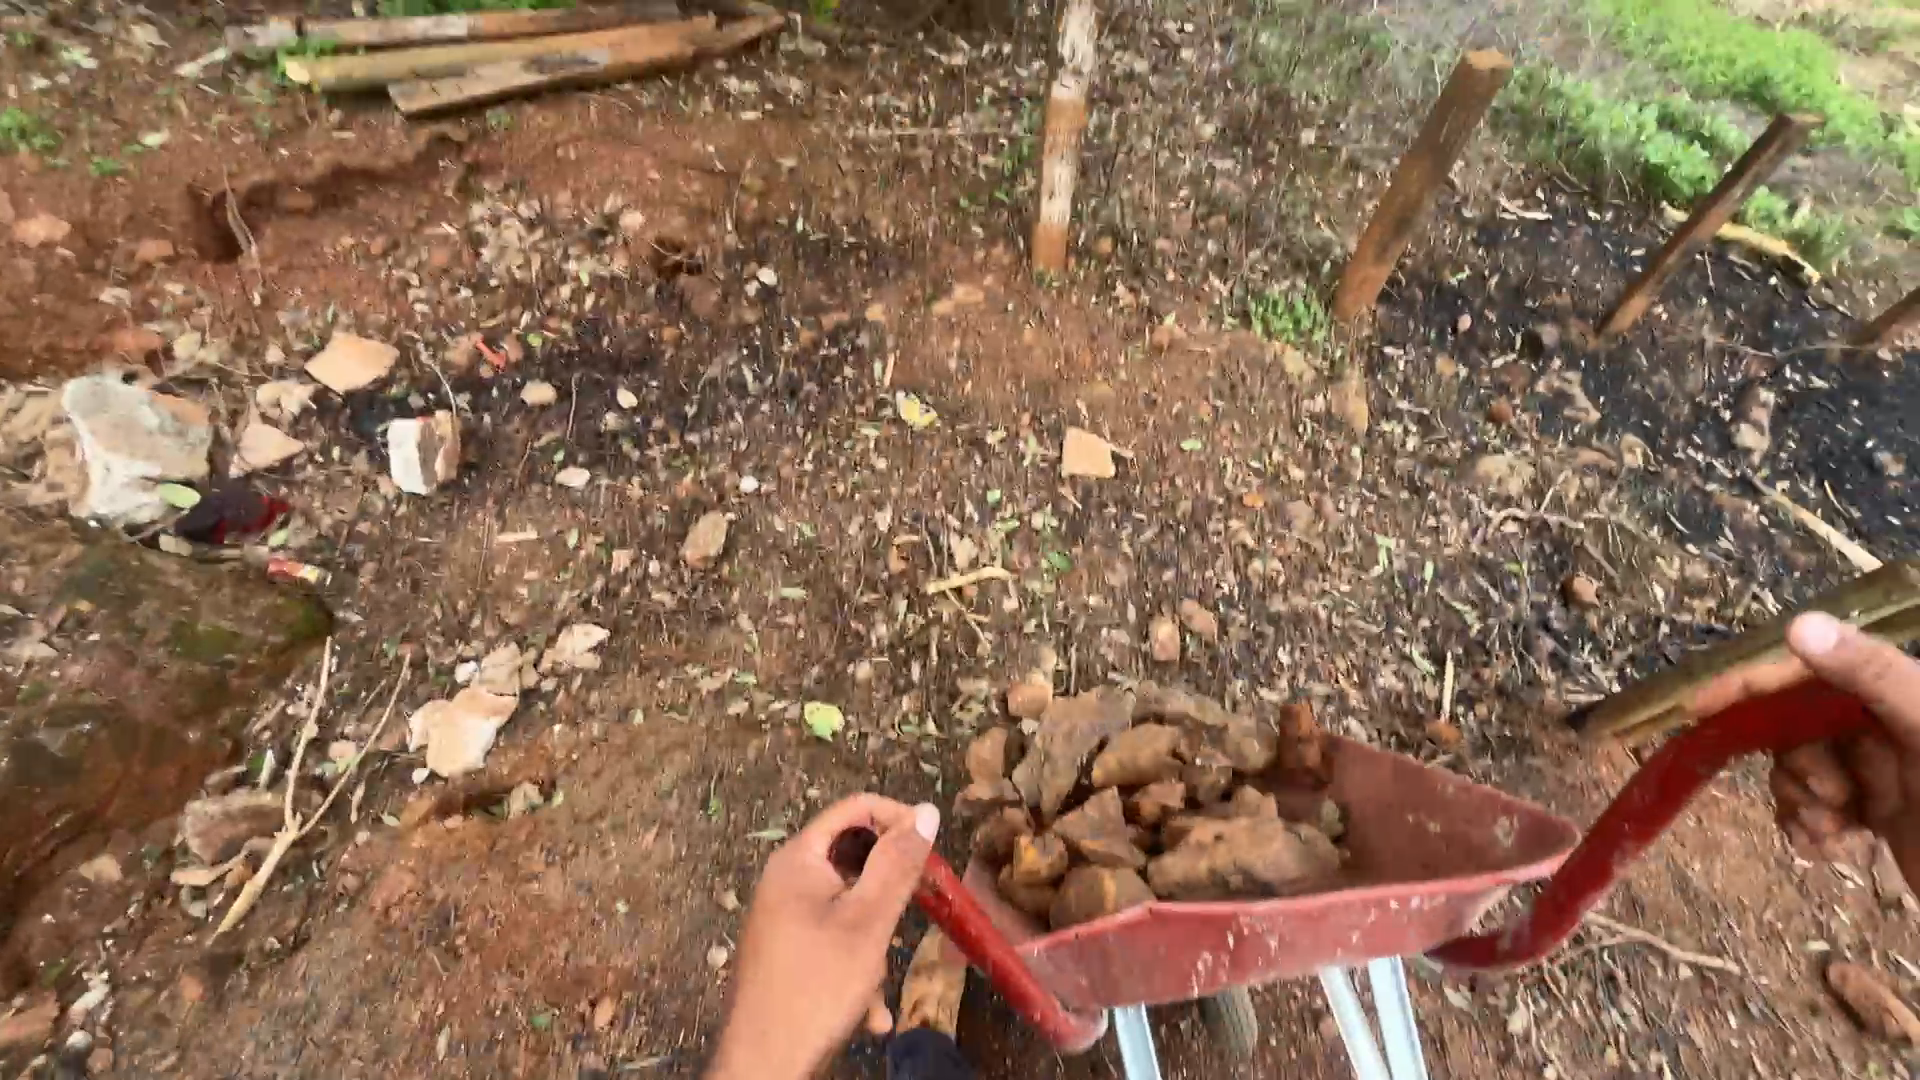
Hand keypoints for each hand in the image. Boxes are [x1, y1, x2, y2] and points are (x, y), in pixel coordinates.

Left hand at [705, 794, 939, 1079]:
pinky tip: (870, 1009)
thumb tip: (927, 811)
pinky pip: (833, 934)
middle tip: (915, 908)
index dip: (897, 818)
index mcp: (799, 857)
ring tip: (880, 974)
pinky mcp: (788, 948)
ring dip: (875, 934)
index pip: (856, 808)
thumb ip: (898, 863)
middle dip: (887, 887)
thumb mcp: (868, 921)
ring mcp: (785, 914)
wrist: (762, 1070)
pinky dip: (857, 960)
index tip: (930, 848)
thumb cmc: (816, 986)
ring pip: (849, 901)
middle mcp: (787, 877)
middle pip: (853, 855)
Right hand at [1686, 612, 1919, 886]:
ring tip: (1833, 832)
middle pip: (1794, 730)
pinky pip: (1811, 808)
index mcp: (1901, 701)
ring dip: (1800, 802)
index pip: (1806, 676)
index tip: (1699, 708)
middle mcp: (1885, 730)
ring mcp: (1880, 774)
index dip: (1749, 687)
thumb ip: (1875, 678)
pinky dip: (1807, 828)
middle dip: (1795, 767)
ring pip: (1796, 771)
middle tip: (1829, 796)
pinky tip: (1830, 848)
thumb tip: (1799, 624)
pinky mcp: (1875, 814)